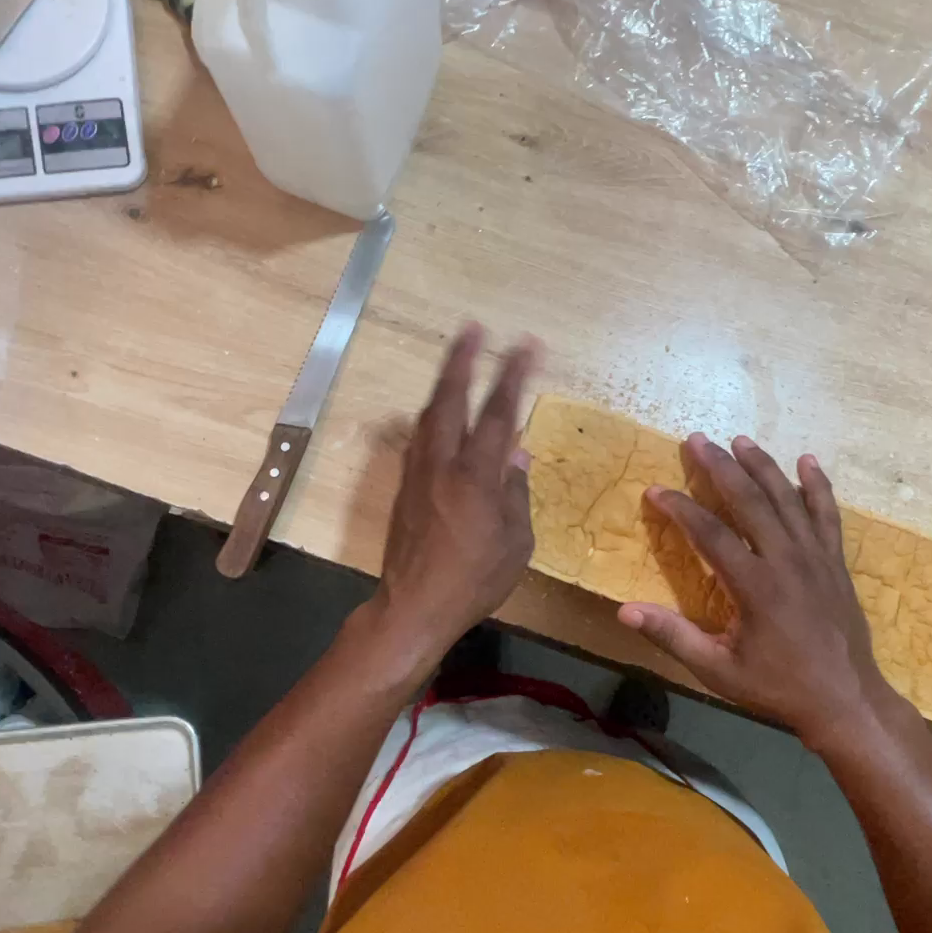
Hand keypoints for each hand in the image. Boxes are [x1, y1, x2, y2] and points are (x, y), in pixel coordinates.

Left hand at [372, 323, 540, 661]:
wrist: (414, 605)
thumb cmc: (475, 580)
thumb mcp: (516, 542)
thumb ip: (516, 492)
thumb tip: (517, 452)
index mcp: (476, 476)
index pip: (499, 413)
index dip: (514, 375)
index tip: (527, 346)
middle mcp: (443, 464)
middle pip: (451, 398)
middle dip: (463, 359)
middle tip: (474, 328)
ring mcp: (418, 473)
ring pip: (429, 415)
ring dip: (444, 383)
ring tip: (456, 360)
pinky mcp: (404, 487)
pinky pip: (418, 438)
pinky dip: (431, 415)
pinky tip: (437, 412)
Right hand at [618, 434, 902, 749]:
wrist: (846, 701)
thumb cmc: (776, 687)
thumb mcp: (717, 670)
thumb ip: (672, 636)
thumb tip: (624, 611)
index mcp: (755, 586)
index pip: (710, 533)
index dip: (680, 508)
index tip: (655, 490)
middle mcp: (787, 561)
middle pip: (750, 500)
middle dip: (720, 467)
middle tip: (697, 439)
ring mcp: (816, 558)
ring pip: (788, 498)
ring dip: (762, 466)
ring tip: (740, 440)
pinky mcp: (835, 562)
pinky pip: (826, 514)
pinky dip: (817, 486)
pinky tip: (808, 462)